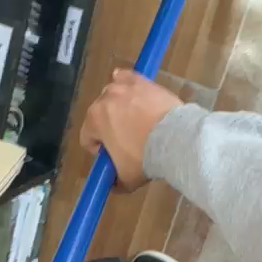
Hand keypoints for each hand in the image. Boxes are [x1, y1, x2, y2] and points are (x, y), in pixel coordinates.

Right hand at [79, 69, 182, 192]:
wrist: (173, 138)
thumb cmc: (144, 158)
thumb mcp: (126, 179)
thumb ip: (114, 182)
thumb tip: (112, 185)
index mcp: (94, 121)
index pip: (88, 138)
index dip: (99, 150)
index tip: (112, 157)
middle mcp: (104, 99)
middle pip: (100, 116)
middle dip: (109, 128)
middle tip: (127, 142)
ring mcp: (123, 86)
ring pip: (113, 97)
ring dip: (119, 108)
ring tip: (135, 121)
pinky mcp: (141, 80)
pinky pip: (125, 77)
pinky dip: (126, 83)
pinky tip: (130, 90)